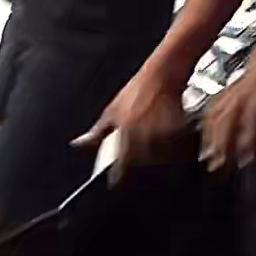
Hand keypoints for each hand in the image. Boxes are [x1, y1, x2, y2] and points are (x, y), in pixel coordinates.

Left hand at [73, 67, 188, 172]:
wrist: (162, 73)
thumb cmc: (137, 89)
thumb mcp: (112, 110)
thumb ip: (96, 132)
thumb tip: (77, 145)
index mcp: (125, 133)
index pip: (122, 166)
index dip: (119, 177)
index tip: (117, 182)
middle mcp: (143, 135)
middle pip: (142, 166)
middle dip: (139, 171)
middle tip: (138, 170)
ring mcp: (162, 134)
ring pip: (159, 160)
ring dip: (156, 162)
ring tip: (154, 157)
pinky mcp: (177, 130)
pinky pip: (175, 149)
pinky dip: (171, 151)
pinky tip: (167, 147)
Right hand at [201, 34, 255, 171]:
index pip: (252, 109)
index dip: (248, 132)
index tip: (246, 155)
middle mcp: (246, 81)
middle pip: (227, 112)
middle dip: (221, 140)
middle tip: (218, 165)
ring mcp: (239, 80)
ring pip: (219, 108)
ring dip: (212, 133)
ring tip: (208, 155)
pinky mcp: (237, 79)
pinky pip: (218, 100)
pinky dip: (211, 119)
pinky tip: (208, 132)